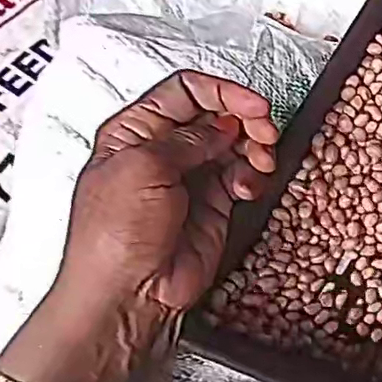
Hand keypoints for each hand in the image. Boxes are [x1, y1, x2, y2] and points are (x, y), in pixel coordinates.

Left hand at [56, 70, 278, 321]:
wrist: (131, 289)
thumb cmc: (115, 233)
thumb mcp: (143, 168)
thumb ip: (186, 140)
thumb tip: (222, 126)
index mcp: (136, 131)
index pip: (185, 92)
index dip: (223, 93)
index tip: (254, 105)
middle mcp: (165, 151)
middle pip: (217, 117)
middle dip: (246, 120)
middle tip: (266, 132)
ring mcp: (192, 179)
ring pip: (236, 147)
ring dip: (255, 150)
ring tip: (261, 164)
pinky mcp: (215, 205)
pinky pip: (243, 177)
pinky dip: (253, 178)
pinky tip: (247, 190)